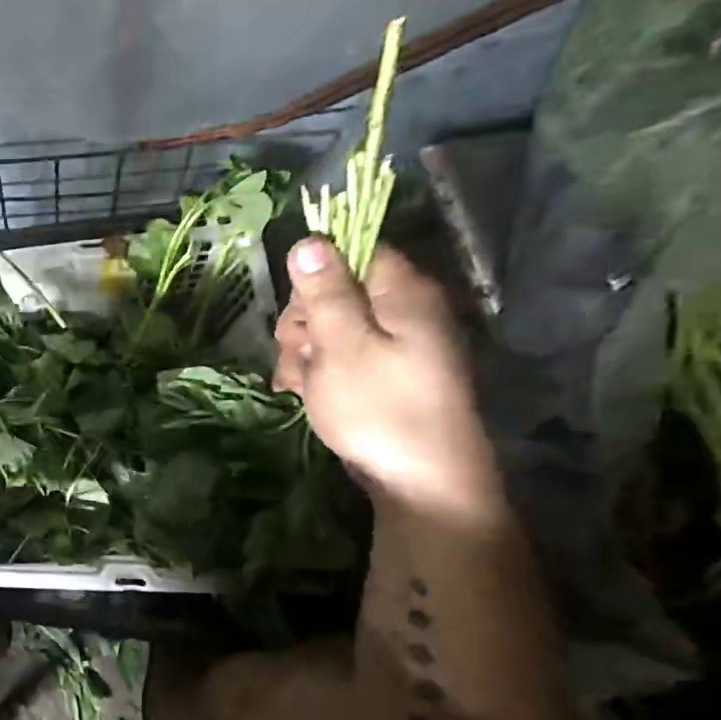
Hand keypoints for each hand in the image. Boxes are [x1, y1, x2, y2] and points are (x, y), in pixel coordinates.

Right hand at [274, 238, 497, 517]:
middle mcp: (400, 311)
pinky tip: (306, 393)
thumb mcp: (341, 345)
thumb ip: (324, 292)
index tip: (301, 308)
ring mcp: (391, 344)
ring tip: (303, 383)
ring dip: (301, 352)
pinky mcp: (378, 372)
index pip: (352, 251)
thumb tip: (308, 239)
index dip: (316, 274)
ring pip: (324, 327)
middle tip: (302, 353)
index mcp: (402, 293)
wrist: (419, 480)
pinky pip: (334, 356)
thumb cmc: (379, 407)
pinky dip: (314, 372)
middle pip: (331, 291)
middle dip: (303, 322)